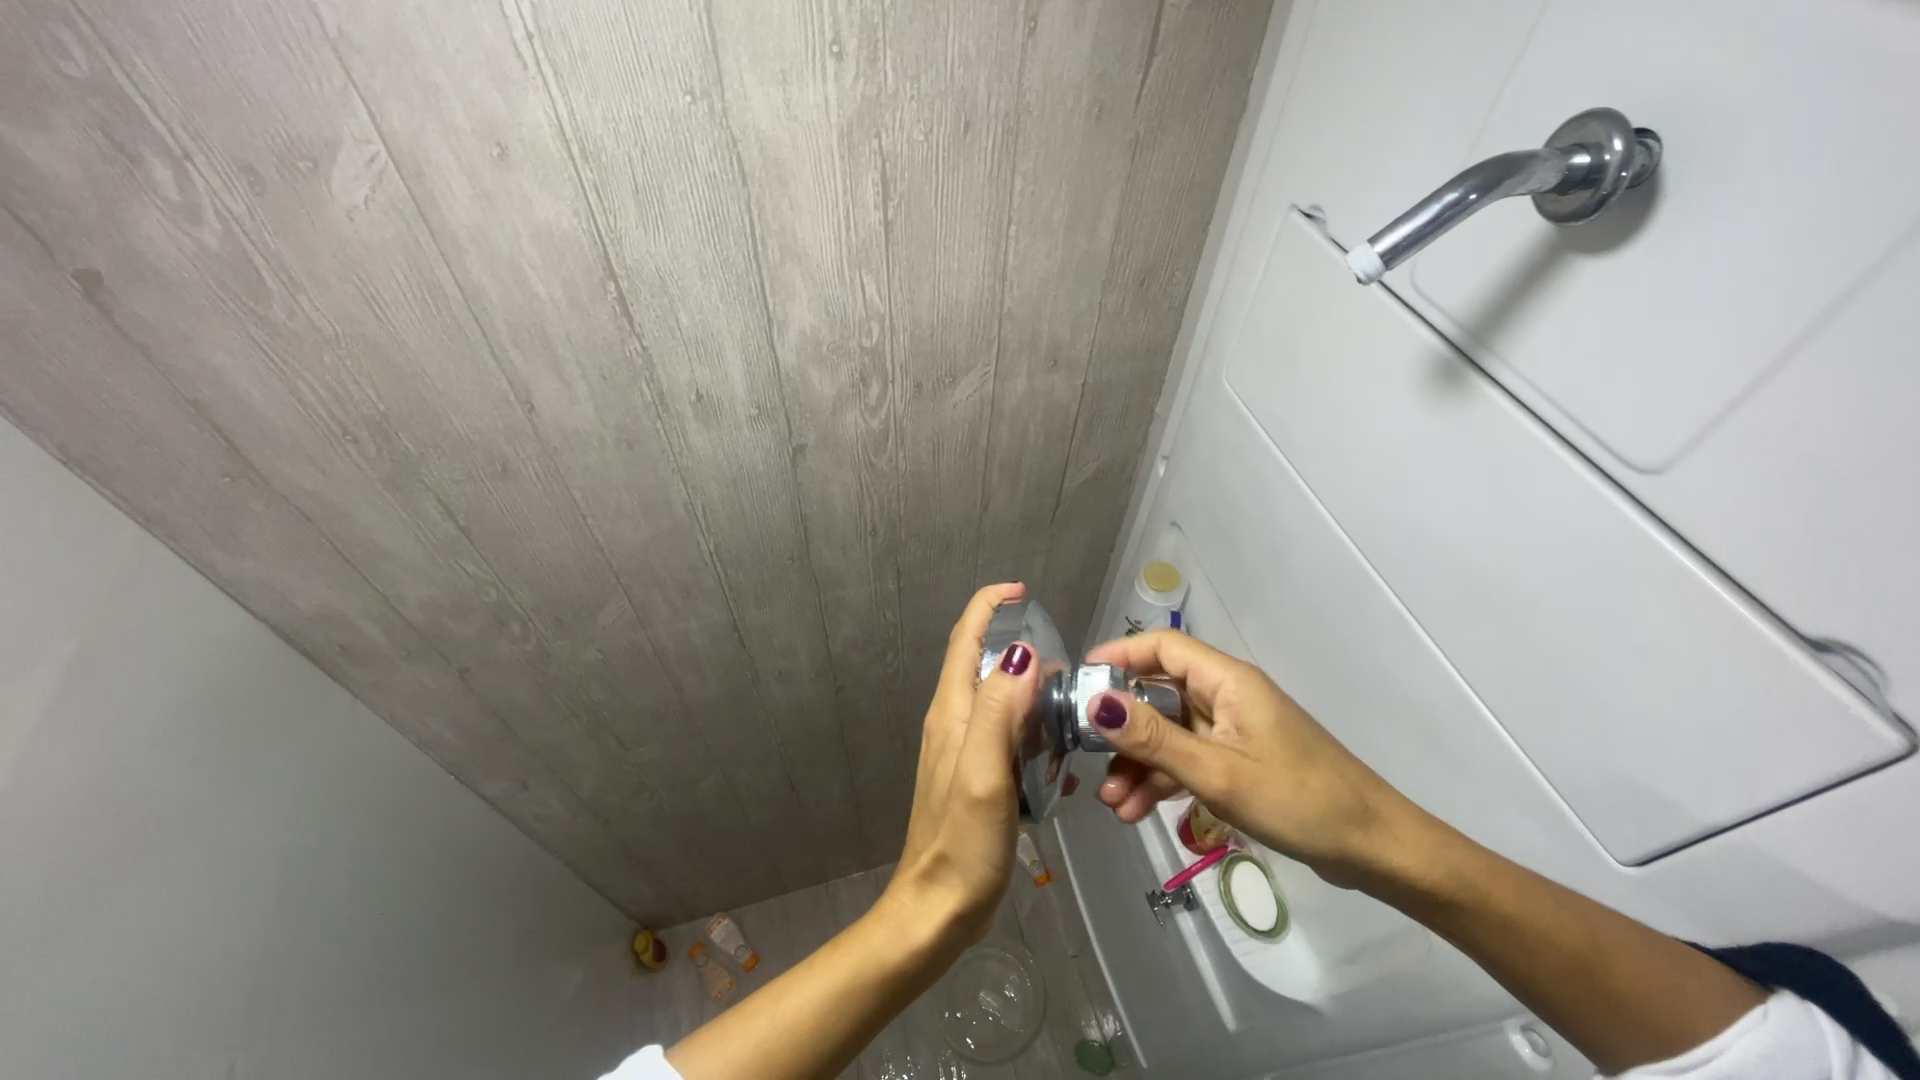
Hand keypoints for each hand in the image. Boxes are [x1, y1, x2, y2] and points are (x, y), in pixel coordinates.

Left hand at [883, 584, 1035, 947]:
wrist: (938, 908)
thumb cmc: (961, 842)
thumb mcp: (984, 772)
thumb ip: (999, 711)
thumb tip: (1021, 652)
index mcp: (952, 713)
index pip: (964, 641)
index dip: (988, 606)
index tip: (1022, 589)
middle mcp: (954, 724)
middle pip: (983, 665)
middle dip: (1020, 647)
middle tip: (1069, 663)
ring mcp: (965, 752)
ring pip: (1000, 701)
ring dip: (1033, 692)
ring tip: (1073, 706)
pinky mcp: (979, 778)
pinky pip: (1009, 738)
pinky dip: (1035, 732)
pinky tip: (1060, 757)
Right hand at [1083, 630, 1415, 887]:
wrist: (1371, 847)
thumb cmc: (1296, 798)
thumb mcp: (1216, 771)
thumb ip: (1152, 738)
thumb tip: (1094, 702)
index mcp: (1227, 681)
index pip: (1161, 646)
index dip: (1117, 657)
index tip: (1076, 684)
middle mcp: (1226, 696)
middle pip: (1157, 694)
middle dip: (1120, 728)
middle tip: (1085, 759)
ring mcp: (1232, 730)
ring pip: (1168, 733)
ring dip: (1137, 764)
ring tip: (1112, 805)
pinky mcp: (1238, 761)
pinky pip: (1187, 760)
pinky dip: (1162, 780)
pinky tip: (1136, 812)